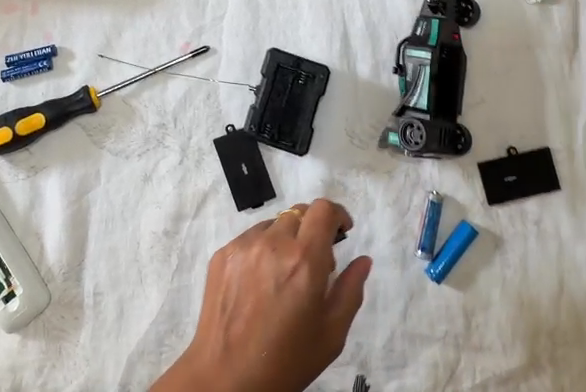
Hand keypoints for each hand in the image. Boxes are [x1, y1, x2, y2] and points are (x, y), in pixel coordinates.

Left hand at [153, 199, 371, 391]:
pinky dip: (262, 249)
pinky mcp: (222, 254)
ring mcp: (243, 246)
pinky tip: (260, 283)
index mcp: (305, 260)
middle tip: (314, 265)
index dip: (337, 215)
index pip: (323, 210)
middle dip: (312, 231)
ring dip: (285, 239)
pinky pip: (249, 238)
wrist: (227, 377)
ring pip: (273, 225)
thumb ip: (351, 290)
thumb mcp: (331, 333)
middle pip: (299, 215)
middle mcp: (273, 243)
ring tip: (284, 277)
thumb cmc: (287, 360)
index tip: (342, 232)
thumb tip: (362, 260)